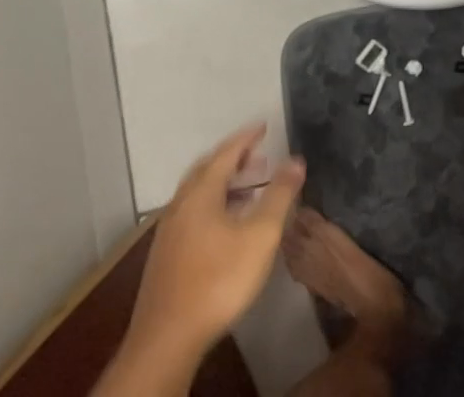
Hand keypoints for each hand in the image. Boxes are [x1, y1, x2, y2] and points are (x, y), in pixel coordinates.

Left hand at [127, 125, 304, 362]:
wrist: (168, 337)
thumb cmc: (220, 279)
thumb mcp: (261, 235)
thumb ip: (280, 195)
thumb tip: (295, 160)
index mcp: (200, 195)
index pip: (225, 154)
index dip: (246, 138)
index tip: (264, 125)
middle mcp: (179, 207)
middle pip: (206, 171)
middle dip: (233, 159)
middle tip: (259, 155)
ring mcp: (169, 232)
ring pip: (198, 195)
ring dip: (225, 183)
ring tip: (251, 186)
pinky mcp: (167, 255)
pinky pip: (194, 213)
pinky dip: (215, 204)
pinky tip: (230, 222)